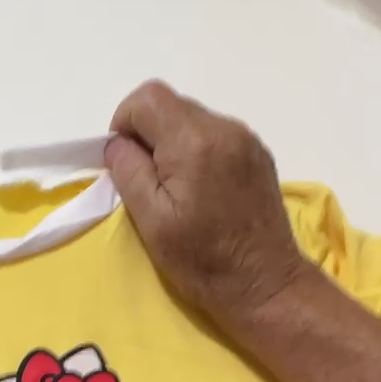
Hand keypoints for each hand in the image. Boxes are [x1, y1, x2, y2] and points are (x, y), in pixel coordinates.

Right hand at [104, 81, 316, 329]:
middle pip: (170, 105)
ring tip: (173, 193)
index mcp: (193, 142)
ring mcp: (244, 138)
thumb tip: (117, 145)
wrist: (263, 283)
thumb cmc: (201, 261)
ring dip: (171, 147)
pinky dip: (194, 154)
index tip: (124, 164)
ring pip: (191, 120)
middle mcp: (223, 127)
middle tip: (146, 185)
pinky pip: (213, 137)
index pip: (146, 99)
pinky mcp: (256, 154)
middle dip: (147, 137)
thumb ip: (130, 174)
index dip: (124, 125)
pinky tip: (198, 193)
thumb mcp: (152, 223)